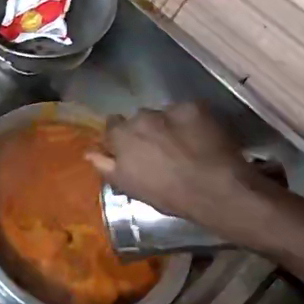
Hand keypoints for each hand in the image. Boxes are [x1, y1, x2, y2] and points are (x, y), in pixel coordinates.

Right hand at [87, 104, 283, 239]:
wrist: (215, 190)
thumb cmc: (167, 195)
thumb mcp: (129, 186)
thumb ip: (105, 165)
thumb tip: (88, 152)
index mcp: (121, 136)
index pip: (112, 126)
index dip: (121, 137)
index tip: (131, 149)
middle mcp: (141, 117)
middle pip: (138, 119)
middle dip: (145, 130)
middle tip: (159, 149)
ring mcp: (169, 111)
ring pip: (163, 114)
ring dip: (168, 124)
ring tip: (183, 144)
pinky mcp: (194, 108)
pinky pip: (186, 111)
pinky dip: (190, 121)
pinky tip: (200, 138)